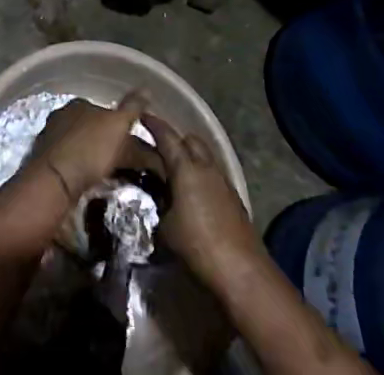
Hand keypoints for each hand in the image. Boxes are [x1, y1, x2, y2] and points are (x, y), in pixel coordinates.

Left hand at [29, 92, 150, 195]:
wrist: (52, 185)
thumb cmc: (88, 148)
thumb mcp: (118, 124)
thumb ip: (133, 106)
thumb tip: (146, 88)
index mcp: (78, 104)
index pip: (102, 109)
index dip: (118, 122)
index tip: (129, 138)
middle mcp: (60, 119)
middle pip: (89, 128)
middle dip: (104, 141)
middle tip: (121, 159)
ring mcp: (48, 143)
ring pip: (78, 147)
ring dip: (91, 158)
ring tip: (107, 174)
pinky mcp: (42, 167)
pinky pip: (69, 166)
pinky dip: (79, 172)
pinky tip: (88, 183)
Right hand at [140, 113, 261, 284]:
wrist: (239, 266)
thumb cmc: (197, 245)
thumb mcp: (165, 229)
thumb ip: (160, 209)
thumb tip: (160, 205)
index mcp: (186, 169)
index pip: (168, 138)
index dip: (155, 126)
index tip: (144, 117)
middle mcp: (207, 166)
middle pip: (191, 140)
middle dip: (176, 140)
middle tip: (159, 151)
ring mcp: (223, 179)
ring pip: (204, 156)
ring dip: (190, 158)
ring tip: (174, 174)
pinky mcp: (233, 195)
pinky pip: (213, 174)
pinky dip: (200, 175)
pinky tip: (192, 195)